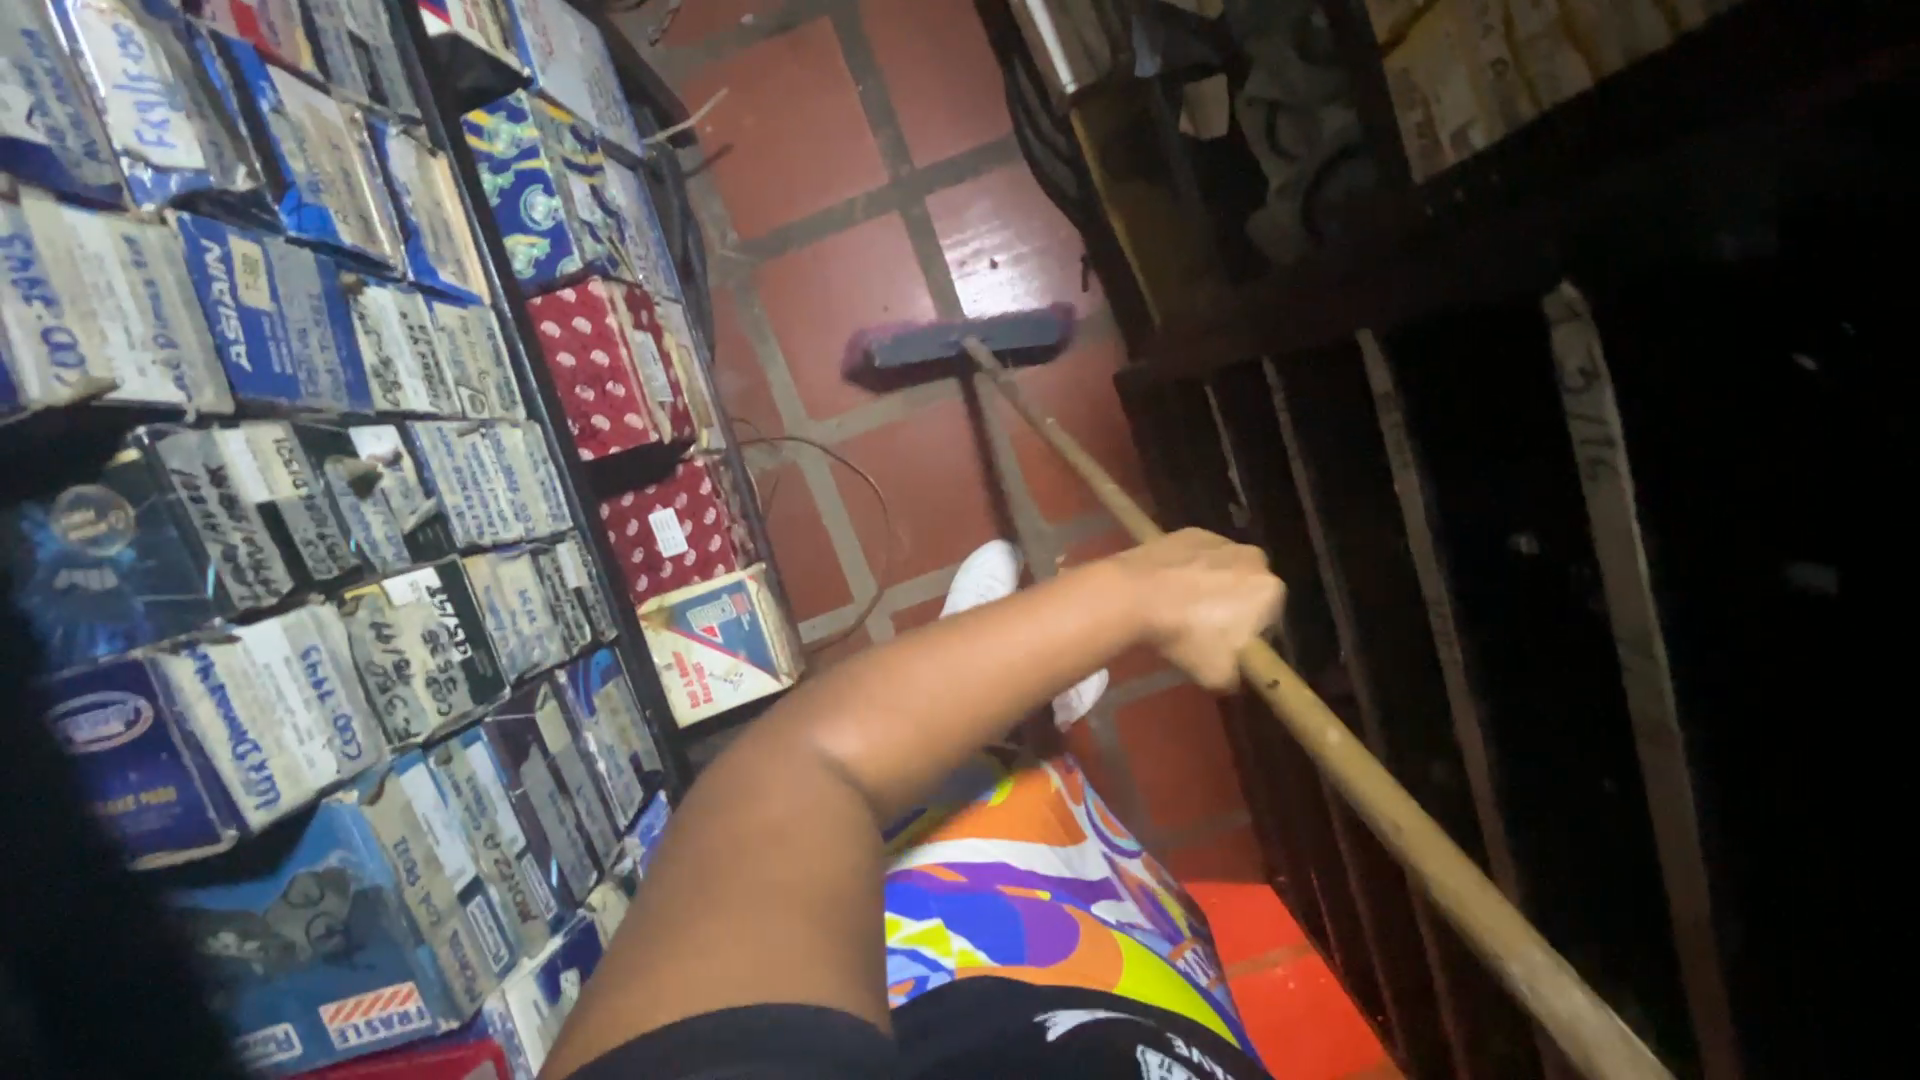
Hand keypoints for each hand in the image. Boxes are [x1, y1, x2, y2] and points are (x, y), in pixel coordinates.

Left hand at [1113, 529, 1285, 691]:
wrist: (1134, 595)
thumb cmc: (1185, 635)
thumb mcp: (1217, 676)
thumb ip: (1234, 679)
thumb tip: (1231, 678)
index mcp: (1271, 590)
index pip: (1270, 620)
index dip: (1249, 637)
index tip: (1226, 648)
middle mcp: (1253, 557)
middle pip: (1247, 590)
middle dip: (1232, 606)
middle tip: (1202, 629)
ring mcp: (1218, 539)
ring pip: (1221, 570)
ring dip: (1208, 585)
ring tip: (1179, 607)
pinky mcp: (1186, 531)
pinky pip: (1194, 556)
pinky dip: (1185, 568)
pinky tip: (1165, 586)